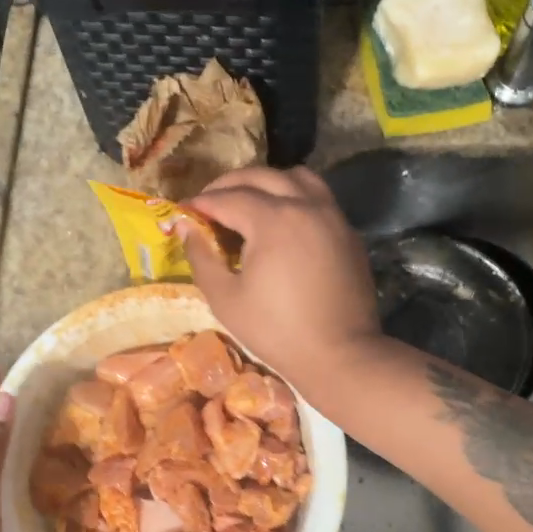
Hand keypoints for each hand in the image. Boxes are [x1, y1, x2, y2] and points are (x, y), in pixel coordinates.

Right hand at [176, 166, 383, 386]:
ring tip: (249, 202)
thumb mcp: (226, 299)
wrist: (341, 355)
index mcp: (273, 220)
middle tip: (210, 203)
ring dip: (268, 182)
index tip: (184, 211)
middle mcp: (305, 206)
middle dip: (230, 184)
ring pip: (296, 177)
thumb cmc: (277, 331)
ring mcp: (332, 216)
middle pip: (262, 176)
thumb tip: (186, 227)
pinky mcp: (348, 232)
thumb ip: (201, 257)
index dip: (202, 203)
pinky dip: (295, 197)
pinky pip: (319, 198)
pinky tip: (282, 222)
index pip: (228, 197)